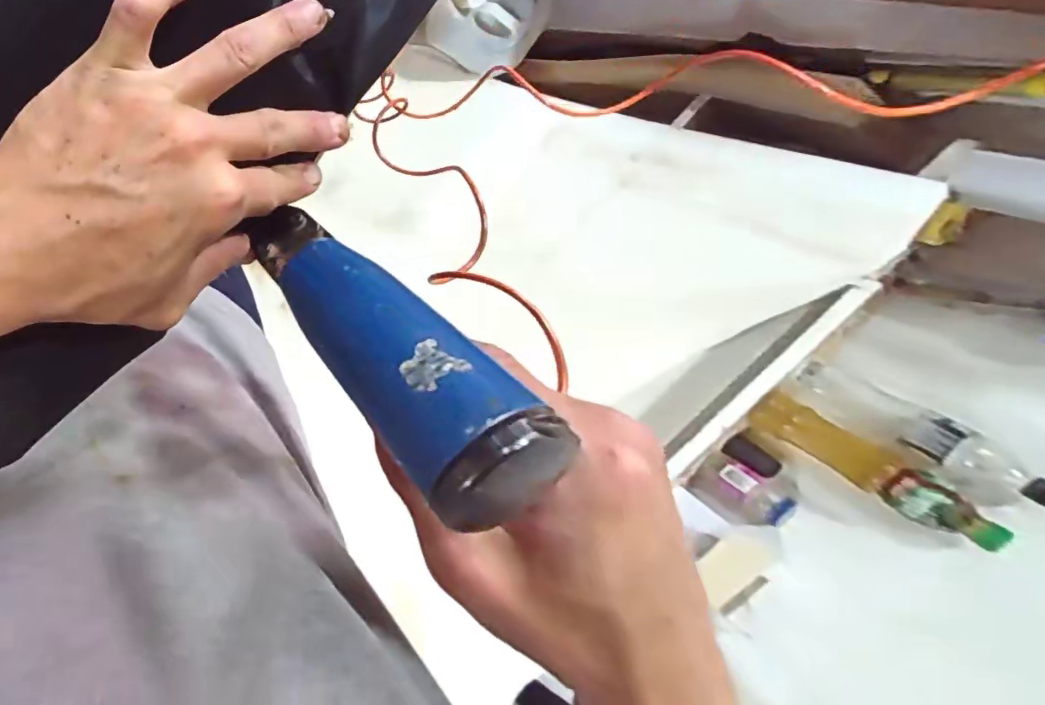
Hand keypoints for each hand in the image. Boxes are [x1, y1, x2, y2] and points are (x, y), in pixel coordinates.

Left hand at [0, 0, 347, 329]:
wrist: (8, 246)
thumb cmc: (82, 281)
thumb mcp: (161, 301)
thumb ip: (211, 269)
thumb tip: (245, 243)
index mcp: (216, 200)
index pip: (274, 184)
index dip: (298, 179)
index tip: (309, 172)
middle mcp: (200, 144)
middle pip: (272, 126)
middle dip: (312, 125)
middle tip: (335, 121)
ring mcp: (156, 99)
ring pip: (231, 53)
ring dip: (280, 31)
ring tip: (313, 13)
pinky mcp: (107, 71)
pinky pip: (138, 13)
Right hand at [380, 344, 734, 704]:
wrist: (661, 672)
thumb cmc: (560, 625)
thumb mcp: (466, 569)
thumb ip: (416, 492)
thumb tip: (383, 426)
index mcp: (579, 453)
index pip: (492, 372)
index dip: (442, 371)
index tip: (407, 386)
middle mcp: (612, 429)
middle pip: (511, 380)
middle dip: (462, 398)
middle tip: (429, 433)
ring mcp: (633, 435)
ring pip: (533, 395)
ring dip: (496, 416)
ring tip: (475, 464)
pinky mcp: (639, 446)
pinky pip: (562, 415)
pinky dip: (529, 431)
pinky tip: (519, 475)